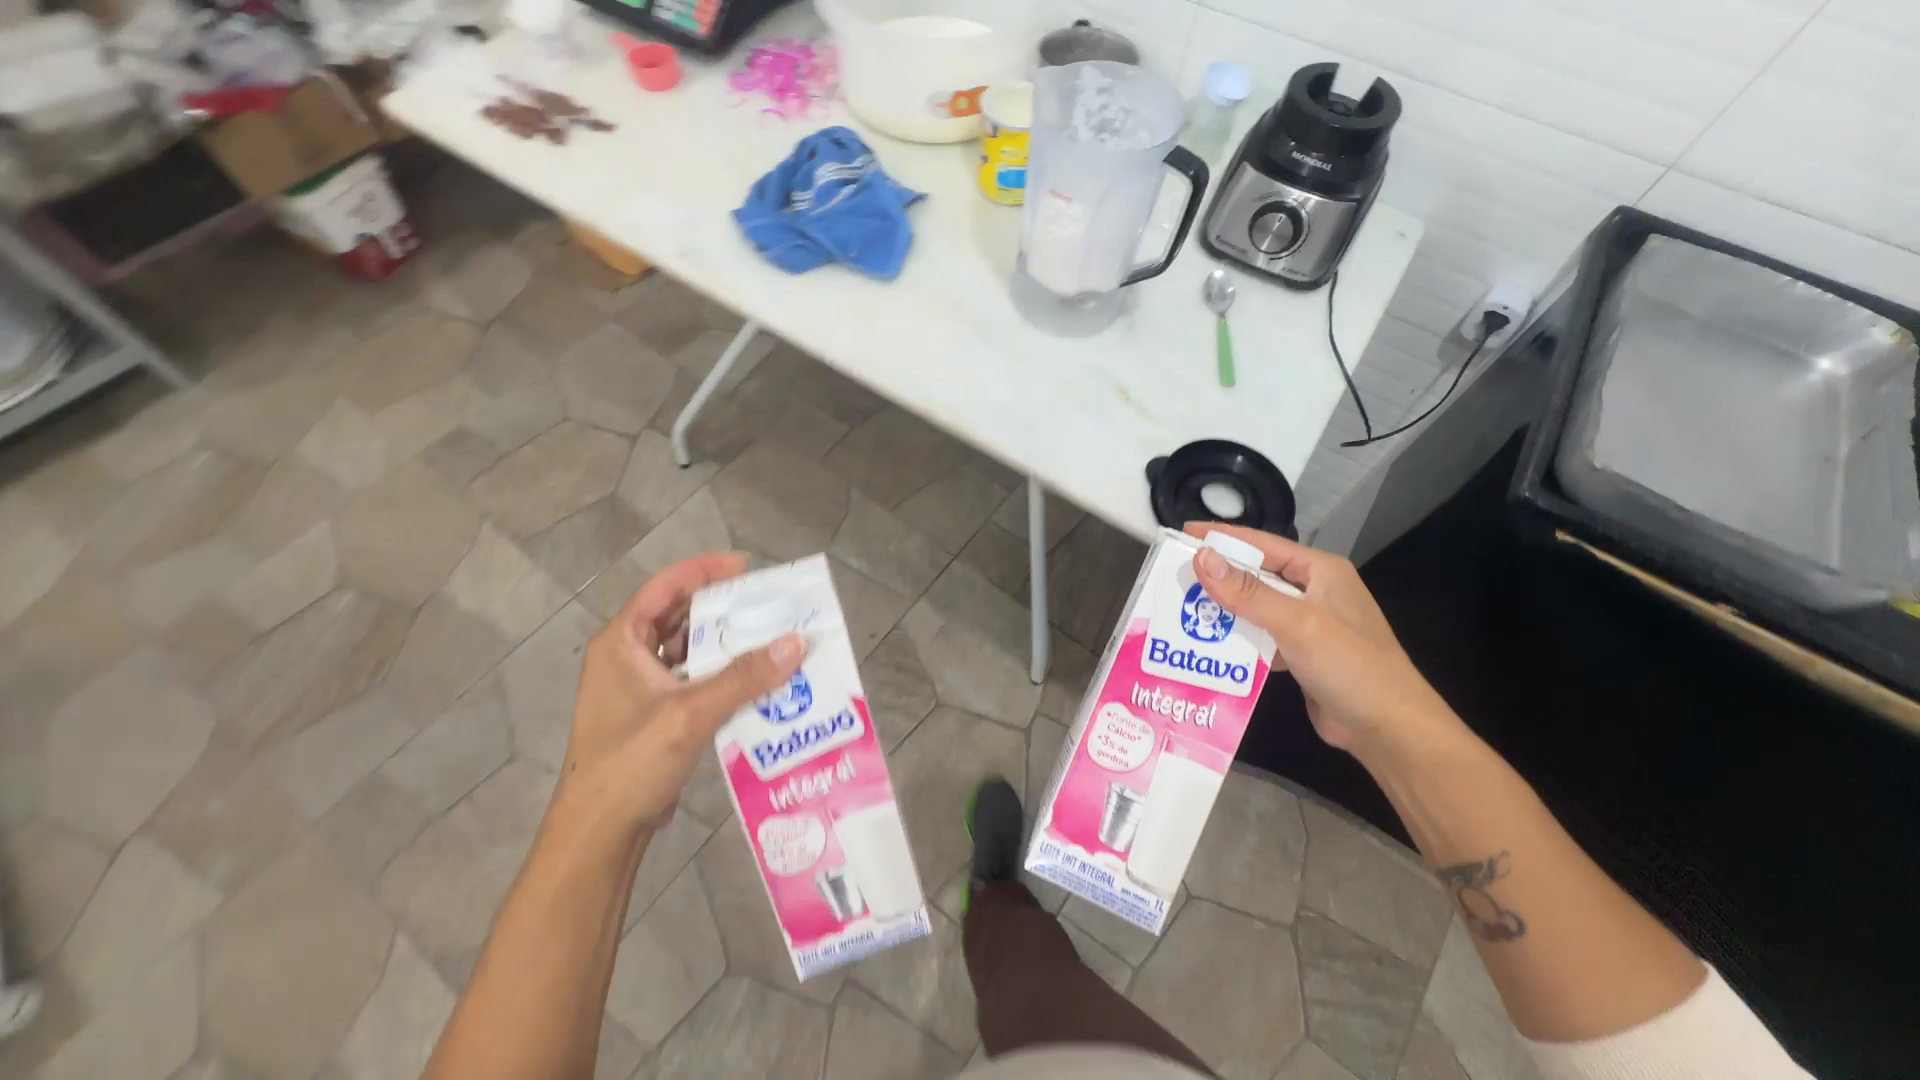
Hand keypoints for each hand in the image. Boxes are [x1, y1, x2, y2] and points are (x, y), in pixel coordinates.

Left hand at [555, 552, 804, 835]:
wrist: (601, 830)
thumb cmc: (632, 762)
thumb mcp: (690, 713)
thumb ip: (743, 677)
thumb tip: (796, 643)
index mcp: (621, 643)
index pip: (664, 588)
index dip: (704, 571)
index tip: (747, 568)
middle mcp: (627, 658)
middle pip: (678, 617)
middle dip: (722, 610)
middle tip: (768, 606)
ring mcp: (639, 689)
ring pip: (687, 652)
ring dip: (725, 646)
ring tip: (770, 640)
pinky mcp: (655, 716)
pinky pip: (693, 682)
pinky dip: (722, 677)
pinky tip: (756, 683)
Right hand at [1185, 523, 1460, 757]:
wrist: (1388, 728)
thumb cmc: (1350, 666)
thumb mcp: (1297, 623)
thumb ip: (1248, 592)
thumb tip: (1202, 557)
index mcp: (1321, 571)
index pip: (1263, 545)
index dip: (1221, 539)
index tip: (1182, 533)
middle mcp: (1314, 592)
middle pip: (1256, 576)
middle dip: (1216, 578)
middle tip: (1173, 578)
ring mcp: (1308, 625)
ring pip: (1255, 609)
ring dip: (1223, 612)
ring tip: (1180, 612)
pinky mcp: (1300, 656)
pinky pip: (1259, 639)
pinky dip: (1235, 642)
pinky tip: (1206, 647)